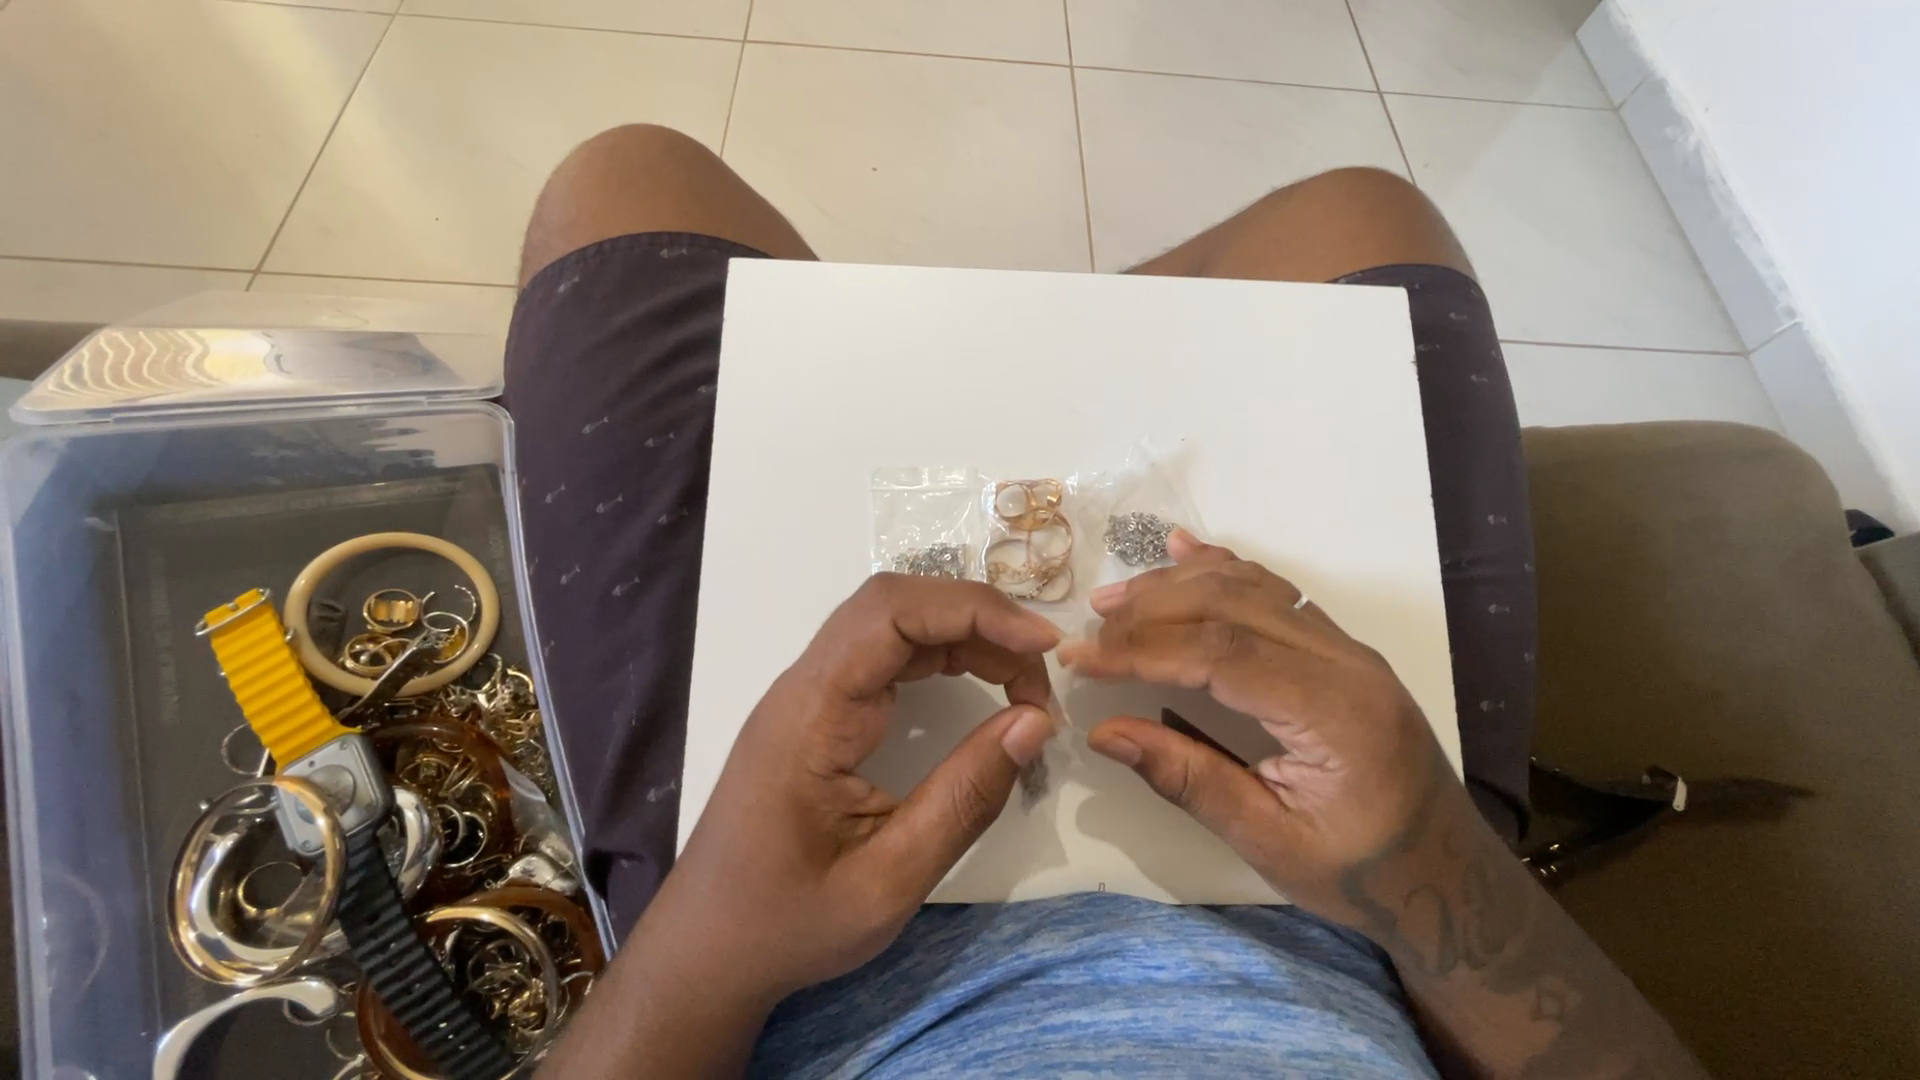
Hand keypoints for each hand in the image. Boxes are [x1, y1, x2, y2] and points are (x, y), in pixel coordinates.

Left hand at [643, 574, 1058, 1001]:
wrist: (708, 949)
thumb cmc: (788, 924)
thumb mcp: (888, 880)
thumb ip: (964, 798)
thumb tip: (1034, 722)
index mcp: (811, 714)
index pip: (890, 613)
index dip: (972, 609)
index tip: (1042, 644)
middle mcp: (806, 685)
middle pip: (894, 606)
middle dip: (977, 619)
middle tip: (1040, 671)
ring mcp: (811, 694)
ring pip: (894, 626)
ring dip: (965, 638)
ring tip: (1024, 684)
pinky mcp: (822, 711)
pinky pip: (888, 657)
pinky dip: (944, 659)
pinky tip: (983, 684)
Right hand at [1060, 530, 1472, 922]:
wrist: (1448, 876)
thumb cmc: (1362, 873)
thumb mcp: (1271, 844)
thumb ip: (1188, 780)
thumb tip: (1104, 733)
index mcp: (1335, 713)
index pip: (1221, 654)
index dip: (1143, 648)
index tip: (1083, 657)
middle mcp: (1346, 661)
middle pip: (1231, 605)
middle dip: (1150, 610)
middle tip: (1090, 628)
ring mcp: (1346, 646)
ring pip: (1250, 586)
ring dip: (1176, 584)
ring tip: (1113, 598)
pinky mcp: (1339, 647)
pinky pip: (1274, 590)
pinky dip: (1221, 568)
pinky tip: (1181, 551)